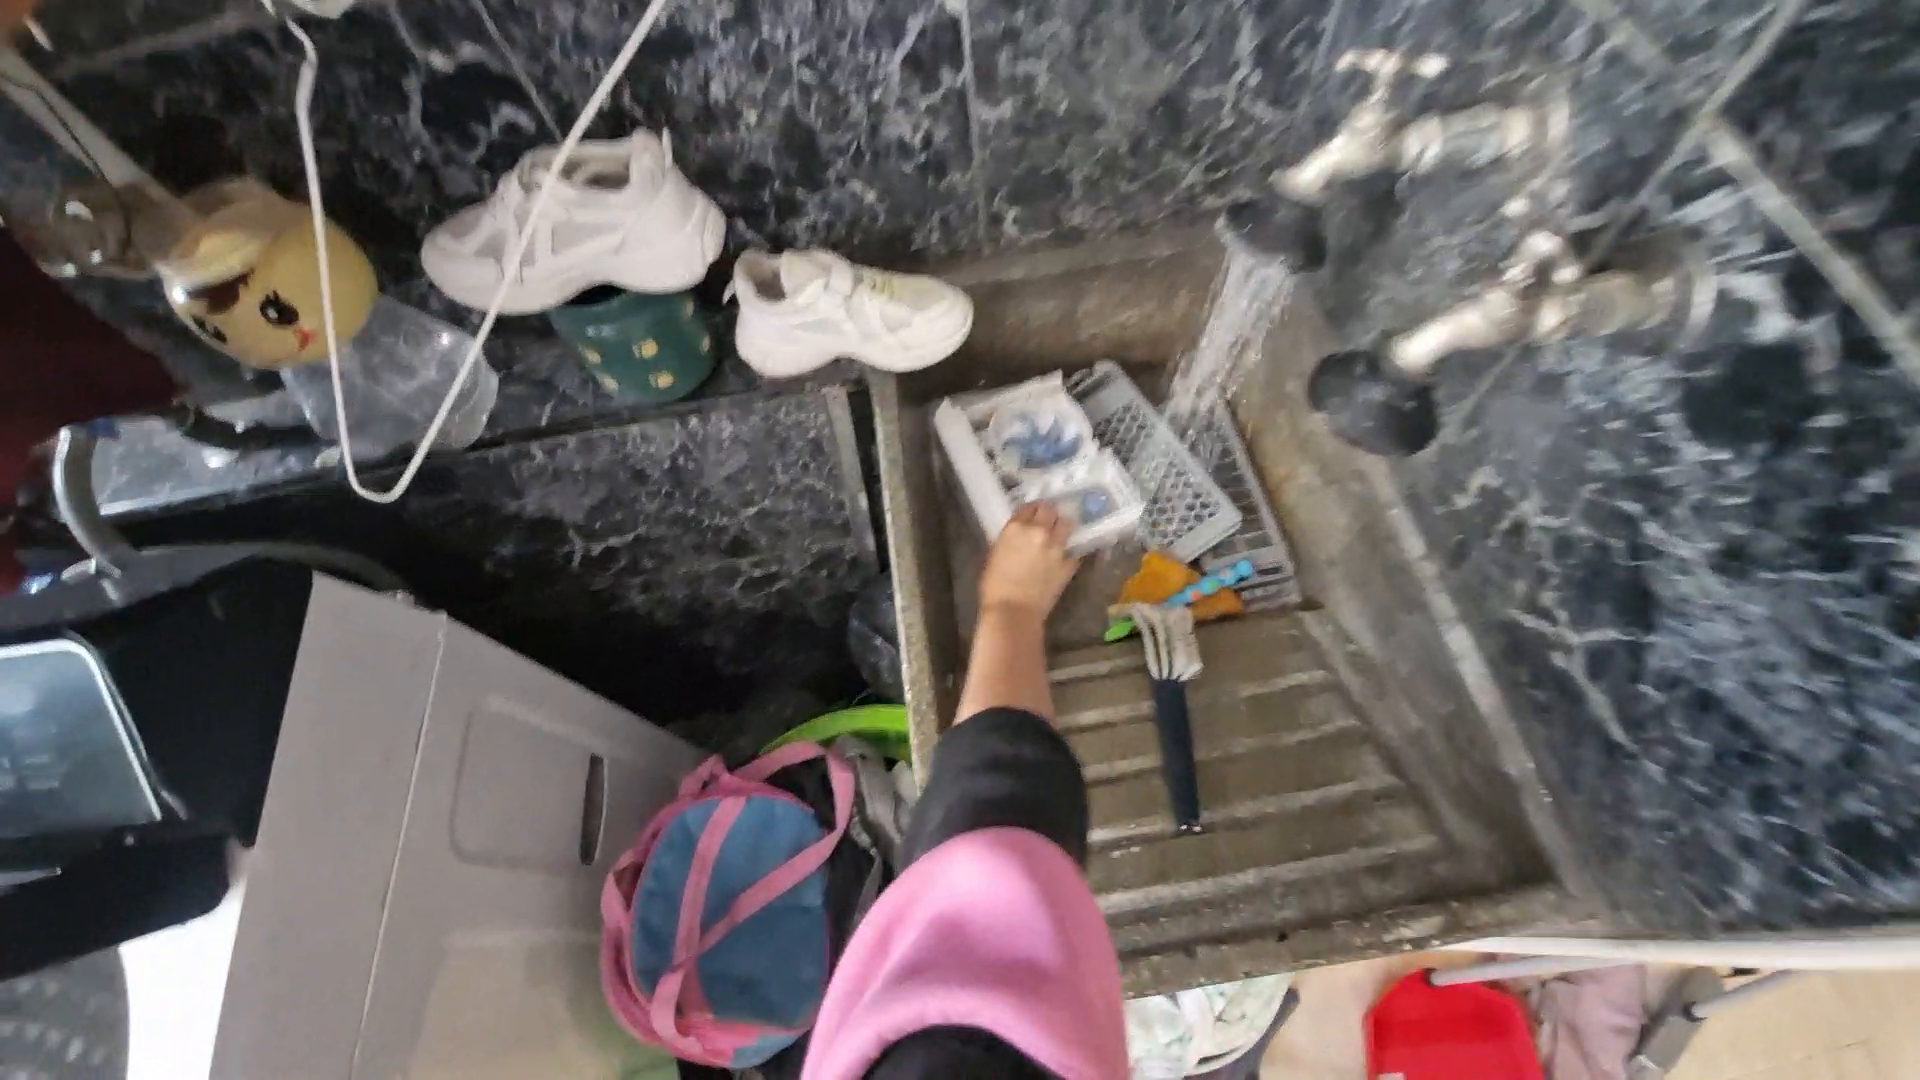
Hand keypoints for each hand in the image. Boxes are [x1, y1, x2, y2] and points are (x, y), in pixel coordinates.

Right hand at [978, 502, 1081, 623]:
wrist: (1013, 611)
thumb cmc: (994, 586)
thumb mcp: (994, 554)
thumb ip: (1009, 539)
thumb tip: (1018, 535)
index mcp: (1016, 528)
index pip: (1028, 507)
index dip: (1030, 510)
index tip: (1031, 515)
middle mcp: (1039, 532)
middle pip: (1050, 509)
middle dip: (1049, 512)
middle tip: (1046, 519)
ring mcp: (1057, 547)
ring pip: (1067, 524)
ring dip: (1062, 526)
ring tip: (1059, 533)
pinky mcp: (1069, 563)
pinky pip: (1074, 549)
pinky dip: (1069, 550)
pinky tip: (1064, 556)